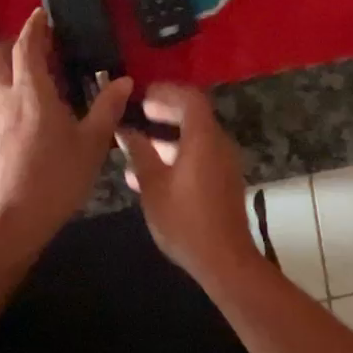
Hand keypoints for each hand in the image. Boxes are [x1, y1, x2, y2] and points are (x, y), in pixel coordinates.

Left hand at [0, 9, 131, 247]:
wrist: (11, 222)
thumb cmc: (56, 179)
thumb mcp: (92, 144)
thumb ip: (107, 108)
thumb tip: (124, 80)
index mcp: (31, 92)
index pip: (26, 45)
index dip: (34, 27)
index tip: (43, 16)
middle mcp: (3, 96)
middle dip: (14, 44)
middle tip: (40, 50)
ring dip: (5, 66)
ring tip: (32, 76)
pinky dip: (1, 89)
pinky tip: (22, 109)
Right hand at [117, 84, 259, 278]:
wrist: (224, 260)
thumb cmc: (185, 221)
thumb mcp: (154, 187)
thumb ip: (140, 154)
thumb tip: (127, 131)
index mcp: (204, 140)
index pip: (191, 99)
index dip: (167, 92)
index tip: (143, 96)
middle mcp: (220, 145)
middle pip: (195, 117)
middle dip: (166, 113)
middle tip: (140, 115)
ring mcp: (225, 165)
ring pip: (196, 141)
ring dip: (168, 139)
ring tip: (136, 148)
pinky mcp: (224, 183)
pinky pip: (201, 158)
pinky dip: (178, 157)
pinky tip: (150, 177)